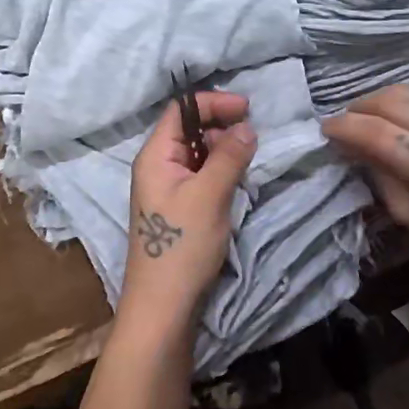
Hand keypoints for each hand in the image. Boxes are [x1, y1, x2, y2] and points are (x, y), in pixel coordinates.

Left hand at [122, 92, 257, 332]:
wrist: (163, 306)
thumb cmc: (182, 245)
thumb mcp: (209, 196)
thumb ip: (228, 156)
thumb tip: (246, 126)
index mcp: (155, 155)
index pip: (180, 111)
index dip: (212, 103)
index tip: (247, 109)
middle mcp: (157, 166)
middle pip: (189, 130)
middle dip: (221, 126)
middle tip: (253, 138)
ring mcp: (168, 189)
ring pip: (198, 154)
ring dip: (223, 151)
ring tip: (248, 160)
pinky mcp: (179, 209)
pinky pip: (200, 177)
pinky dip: (220, 172)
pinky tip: (237, 181)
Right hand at [321, 86, 408, 290]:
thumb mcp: (407, 212)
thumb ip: (376, 170)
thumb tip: (344, 142)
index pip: (378, 132)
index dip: (345, 126)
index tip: (324, 129)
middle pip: (390, 101)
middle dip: (358, 108)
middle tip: (341, 124)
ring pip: (403, 91)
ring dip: (376, 102)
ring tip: (361, 119)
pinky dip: (397, 102)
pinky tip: (389, 119)